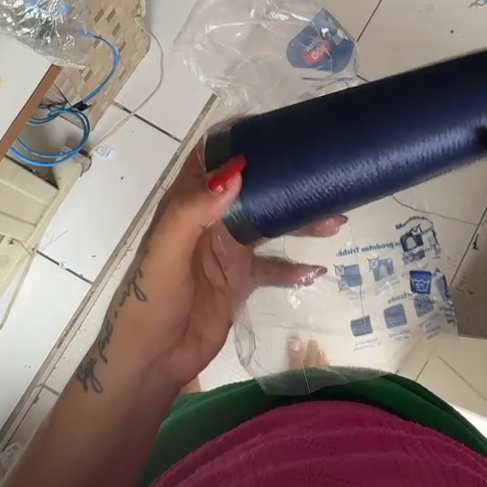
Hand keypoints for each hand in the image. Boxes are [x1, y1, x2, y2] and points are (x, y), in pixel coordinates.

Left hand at [72, 147, 337, 396]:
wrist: (152, 360)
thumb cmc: (151, 300)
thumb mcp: (167, 250)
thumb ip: (196, 209)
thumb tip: (238, 171)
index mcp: (188, 205)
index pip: (212, 159)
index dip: (237, 139)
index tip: (275, 125)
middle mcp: (211, 221)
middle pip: (252, 189)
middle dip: (284, 179)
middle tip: (322, 169)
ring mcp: (228, 251)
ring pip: (271, 225)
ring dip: (300, 221)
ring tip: (335, 219)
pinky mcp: (241, 281)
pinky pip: (275, 268)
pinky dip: (296, 268)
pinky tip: (318, 270)